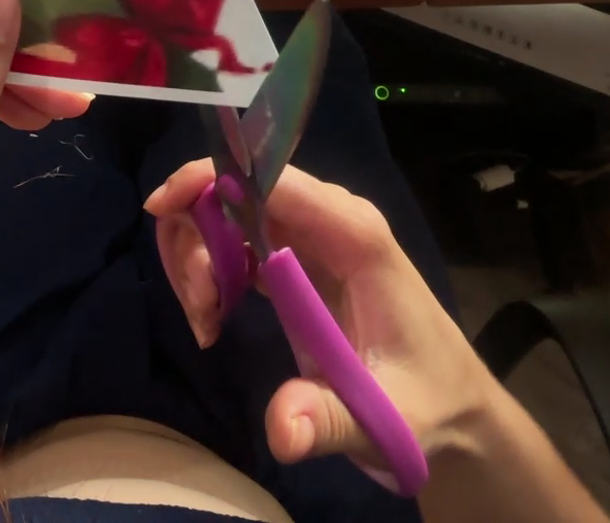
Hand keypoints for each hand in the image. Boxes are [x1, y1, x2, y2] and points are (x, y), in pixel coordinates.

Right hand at [146, 162, 503, 475]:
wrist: (449, 404)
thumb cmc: (427, 401)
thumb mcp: (385, 417)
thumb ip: (329, 419)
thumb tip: (280, 431)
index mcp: (353, 234)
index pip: (269, 178)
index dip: (209, 178)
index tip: (160, 208)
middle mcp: (324, 218)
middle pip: (231, 191)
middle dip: (194, 241)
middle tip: (200, 307)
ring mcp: (303, 232)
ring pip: (220, 212)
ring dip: (194, 261)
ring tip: (208, 321)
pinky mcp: (287, 251)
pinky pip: (227, 237)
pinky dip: (205, 271)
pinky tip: (214, 316)